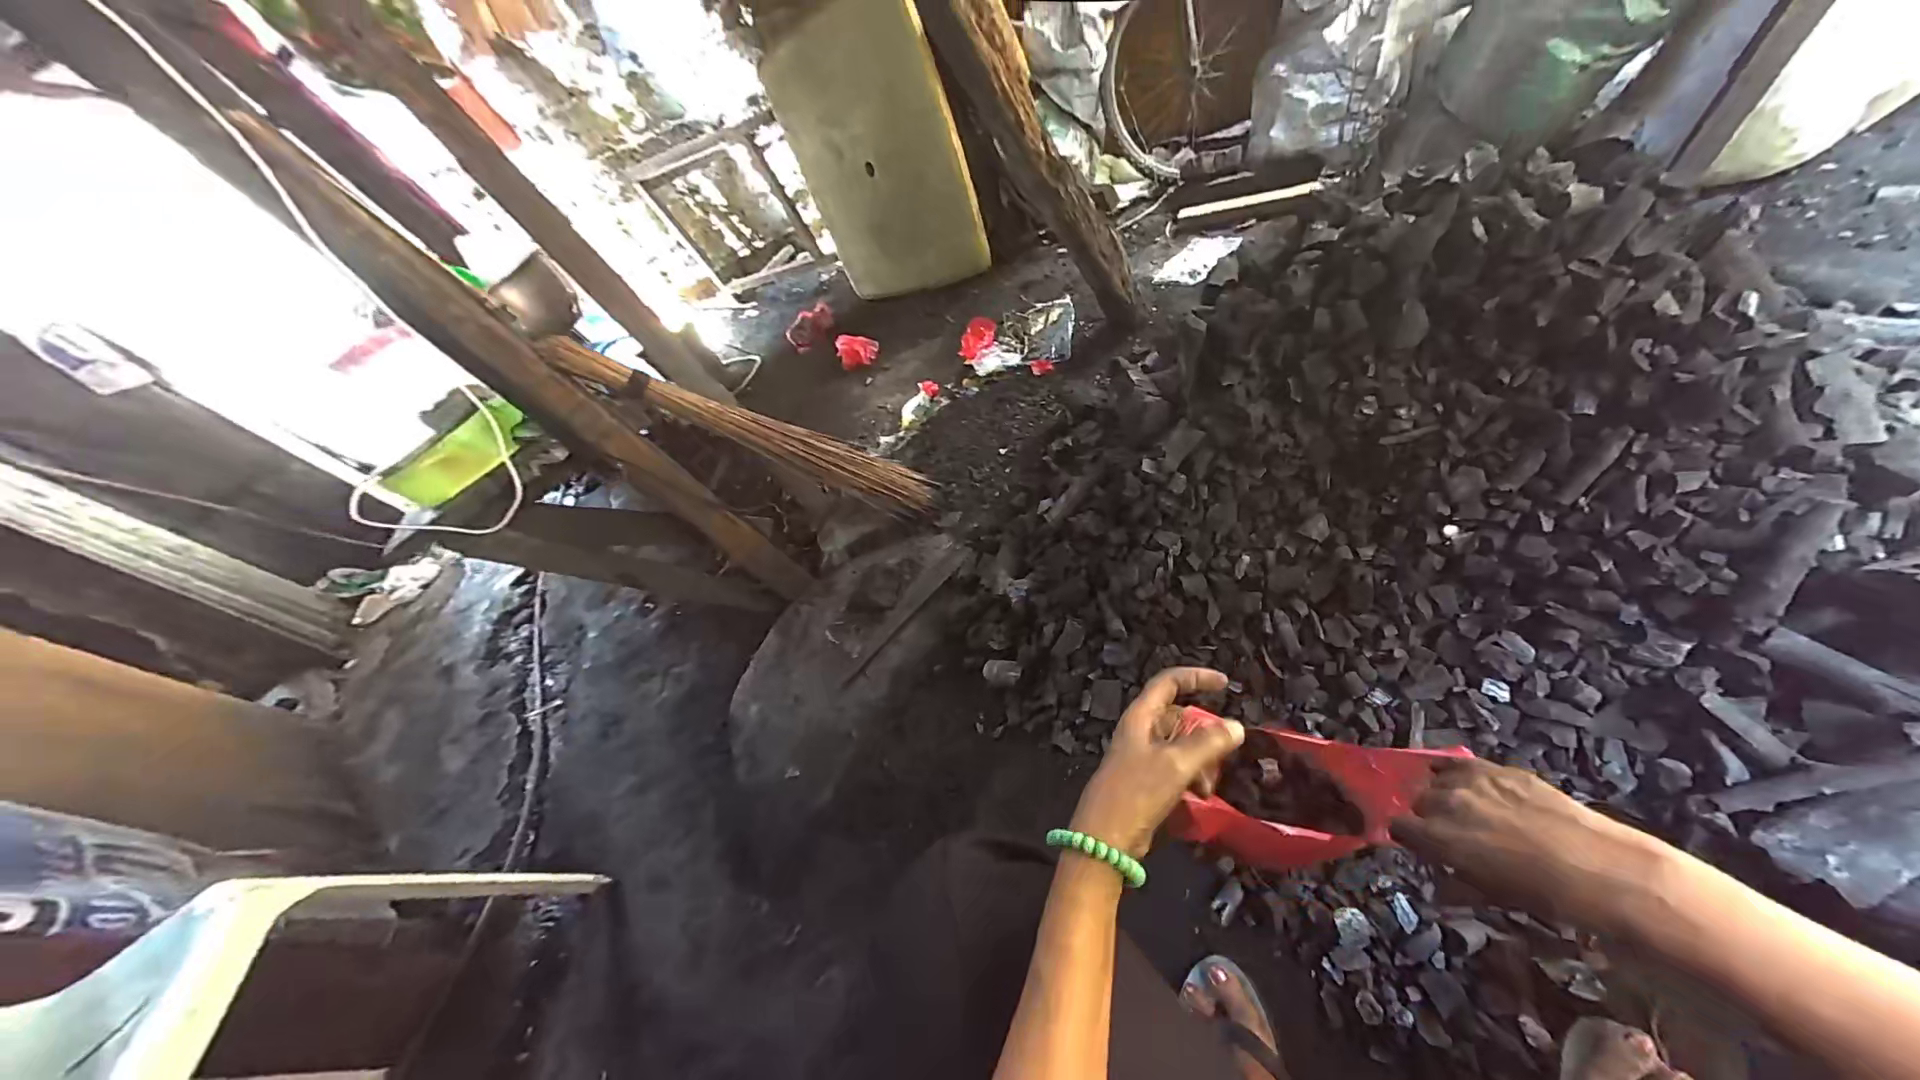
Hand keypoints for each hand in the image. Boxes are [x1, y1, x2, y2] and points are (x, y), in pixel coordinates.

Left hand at [1069, 667, 1244, 857]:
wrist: (1106, 837)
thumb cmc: (1137, 792)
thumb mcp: (1176, 764)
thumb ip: (1208, 743)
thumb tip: (1236, 727)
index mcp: (1141, 716)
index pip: (1168, 682)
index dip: (1196, 677)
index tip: (1225, 684)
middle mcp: (1140, 730)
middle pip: (1179, 716)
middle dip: (1204, 733)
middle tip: (1221, 755)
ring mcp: (1142, 755)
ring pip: (1182, 745)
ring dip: (1201, 760)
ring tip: (1206, 783)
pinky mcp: (1146, 779)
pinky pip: (1177, 767)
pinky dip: (1192, 776)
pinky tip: (1199, 795)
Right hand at [1390, 758, 1670, 934]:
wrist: (1607, 871)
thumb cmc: (1547, 894)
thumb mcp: (1495, 895)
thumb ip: (1457, 883)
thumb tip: (1440, 882)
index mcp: (1436, 836)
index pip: (1399, 826)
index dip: (1410, 837)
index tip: (1423, 845)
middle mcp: (1444, 802)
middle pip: (1418, 800)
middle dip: (1428, 814)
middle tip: (1451, 831)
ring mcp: (1470, 781)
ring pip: (1436, 780)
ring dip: (1443, 793)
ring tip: (1464, 808)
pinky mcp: (1497, 768)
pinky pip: (1459, 762)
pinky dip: (1456, 772)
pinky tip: (1466, 782)